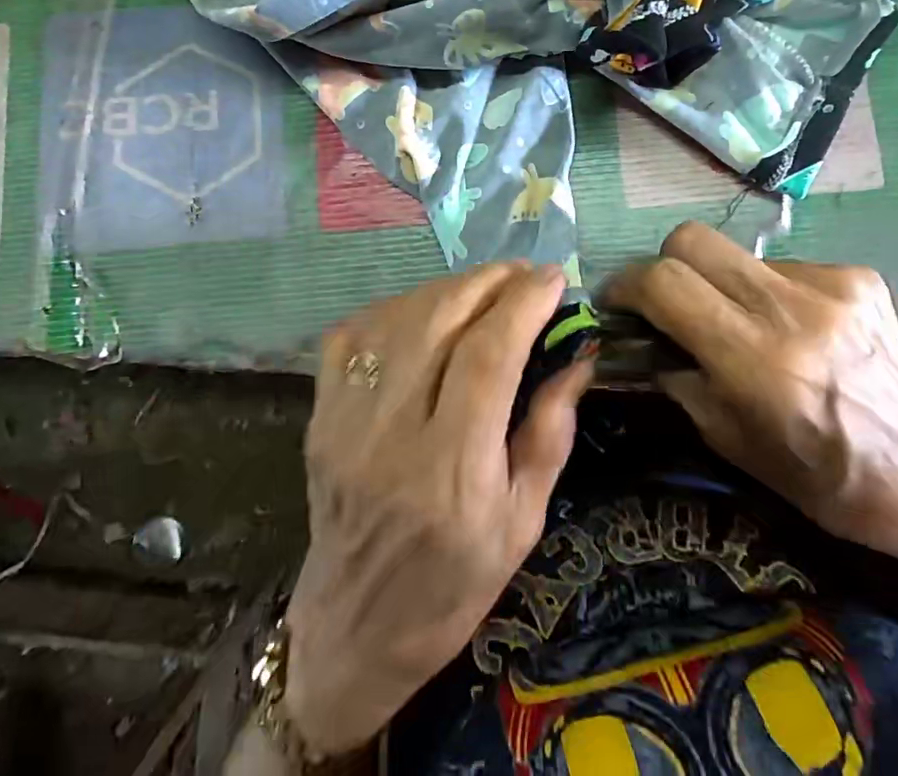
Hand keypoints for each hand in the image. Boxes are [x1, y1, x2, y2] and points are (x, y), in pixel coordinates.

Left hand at [284, 264, 593, 755]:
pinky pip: (352, 336)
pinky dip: (395, 310)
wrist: (356, 623)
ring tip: (483, 290)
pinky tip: (424, 314)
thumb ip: (550, 431)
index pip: (488, 357)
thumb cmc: (455, 583)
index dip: (523, 304)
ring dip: (446, 290)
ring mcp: (345, 421)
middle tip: (522, 275)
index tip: (553, 278)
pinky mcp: (320, 416)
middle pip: (438, 322)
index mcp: (453, 471)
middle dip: (488, 282)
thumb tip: (577, 356)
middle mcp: (392, 436)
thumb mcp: (524, 520)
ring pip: (396, 319)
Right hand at [604, 223, 897, 572]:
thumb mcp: (722, 436)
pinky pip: (782, 267)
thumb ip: (675, 376)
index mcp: (753, 358)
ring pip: (736, 254)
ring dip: (719, 284)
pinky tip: (789, 330)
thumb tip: (638, 341)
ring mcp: (832, 286)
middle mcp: (792, 308)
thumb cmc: (814, 475)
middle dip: (663, 264)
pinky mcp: (860, 278)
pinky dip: (767, 293)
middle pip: (692, 239)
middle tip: (664, 301)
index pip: (664, 282)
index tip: (615, 301)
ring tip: (739, 326)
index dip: (625, 284)